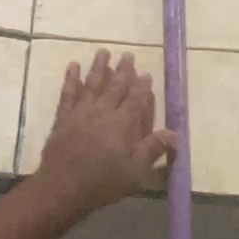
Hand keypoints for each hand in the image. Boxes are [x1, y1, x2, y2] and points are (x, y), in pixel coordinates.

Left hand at [33, 50, 174, 211]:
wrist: (64, 187)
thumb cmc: (103, 182)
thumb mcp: (135, 172)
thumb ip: (153, 149)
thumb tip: (175, 133)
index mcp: (122, 124)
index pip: (135, 100)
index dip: (142, 87)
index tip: (146, 73)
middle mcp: (103, 112)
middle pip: (115, 87)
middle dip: (123, 70)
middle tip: (128, 54)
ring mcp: (81, 112)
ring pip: (92, 84)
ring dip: (99, 67)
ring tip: (103, 51)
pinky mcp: (63, 117)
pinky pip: (68, 93)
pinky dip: (71, 78)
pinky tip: (73, 66)